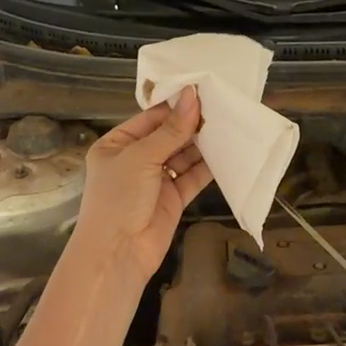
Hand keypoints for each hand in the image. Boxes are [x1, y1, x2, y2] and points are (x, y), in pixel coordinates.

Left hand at [73, 87, 213, 279]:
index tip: (203, 90)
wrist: (117, 255)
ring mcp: (155, 180)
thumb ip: (171, 130)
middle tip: (222, 106)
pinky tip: (226, 152)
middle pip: (168, 135)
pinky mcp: (173, 198)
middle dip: (191, 124)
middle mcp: (135, 159)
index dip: (175, 106)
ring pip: (183, 155)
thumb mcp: (141, 158)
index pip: (150, 118)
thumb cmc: (118, 198)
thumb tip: (192, 95)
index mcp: (117, 144)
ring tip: (228, 125)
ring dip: (202, 143)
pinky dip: (207, 166)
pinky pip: (192, 176)